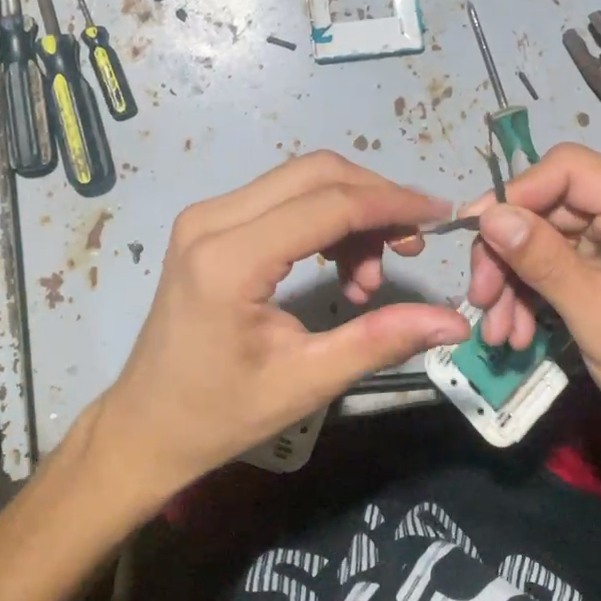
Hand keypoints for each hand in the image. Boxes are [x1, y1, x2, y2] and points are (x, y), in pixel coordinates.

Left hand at [91, 152, 469, 485]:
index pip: (329, 204)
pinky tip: (343, 270)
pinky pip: (284, 198)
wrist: (145, 427)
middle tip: (411, 245)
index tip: (441, 216)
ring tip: (370, 280)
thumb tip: (455, 321)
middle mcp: (213, 219)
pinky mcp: (212, 223)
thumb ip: (380, 340)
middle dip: (376, 200)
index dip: (392, 204)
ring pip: (303, 180)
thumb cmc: (220, 413)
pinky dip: (326, 221)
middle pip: (317, 174)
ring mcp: (208, 216)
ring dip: (352, 214)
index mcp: (230, 259)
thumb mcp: (306, 382)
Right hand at [465, 143, 600, 448]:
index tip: (477, 231)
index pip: (569, 169)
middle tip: (481, 296)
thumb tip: (490, 216)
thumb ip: (544, 262)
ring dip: (511, 279)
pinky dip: (527, 292)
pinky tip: (516, 331)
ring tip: (497, 330)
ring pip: (539, 234)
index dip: (518, 193)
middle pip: (546, 203)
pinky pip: (549, 259)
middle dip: (507, 250)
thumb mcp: (600, 318)